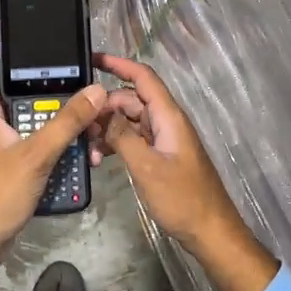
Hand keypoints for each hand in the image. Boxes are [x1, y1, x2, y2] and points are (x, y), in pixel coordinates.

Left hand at [0, 65, 105, 272]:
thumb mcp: (36, 155)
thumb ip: (67, 123)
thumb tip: (96, 90)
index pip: (1, 69)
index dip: (25, 57)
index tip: (58, 51)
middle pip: (28, 101)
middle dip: (59, 103)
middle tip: (89, 99)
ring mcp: (1, 148)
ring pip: (37, 127)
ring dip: (62, 131)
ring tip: (90, 130)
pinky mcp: (11, 168)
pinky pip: (37, 150)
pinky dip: (56, 151)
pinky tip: (79, 155)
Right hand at [94, 53, 278, 290]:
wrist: (209, 231)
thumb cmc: (181, 198)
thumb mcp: (146, 166)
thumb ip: (122, 135)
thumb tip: (101, 110)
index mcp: (168, 116)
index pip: (142, 77)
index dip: (118, 64)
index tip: (92, 58)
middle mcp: (166, 122)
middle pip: (130, 100)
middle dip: (104, 108)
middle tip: (80, 126)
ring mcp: (164, 139)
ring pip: (129, 121)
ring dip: (108, 130)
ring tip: (89, 149)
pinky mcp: (161, 156)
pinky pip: (134, 139)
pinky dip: (117, 144)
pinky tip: (100, 158)